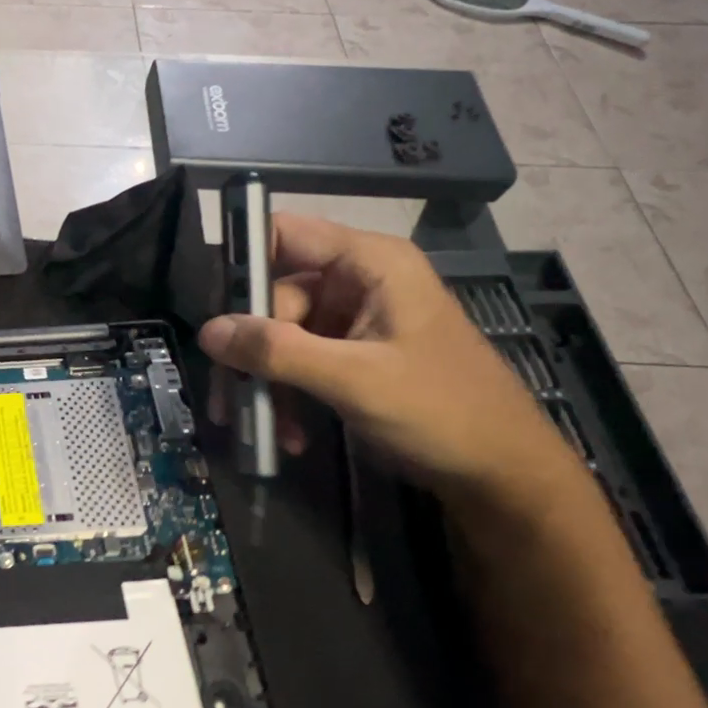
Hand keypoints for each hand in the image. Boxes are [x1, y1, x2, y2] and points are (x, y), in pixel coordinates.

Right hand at [197, 213, 573, 496]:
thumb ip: (278, 351)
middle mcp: (356, 282)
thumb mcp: (354, 379)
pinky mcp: (349, 356)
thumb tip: (207, 331)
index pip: (284, 234)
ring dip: (263, 383)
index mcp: (369, 264)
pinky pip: (296, 364)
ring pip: (278, 337)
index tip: (210, 310)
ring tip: (255, 426)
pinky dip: (285, 397)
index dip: (241, 261)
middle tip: (227, 398)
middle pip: (272, 297)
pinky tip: (289, 435)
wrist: (500, 473)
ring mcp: (352, 321)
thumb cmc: (441, 410)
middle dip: (247, 349)